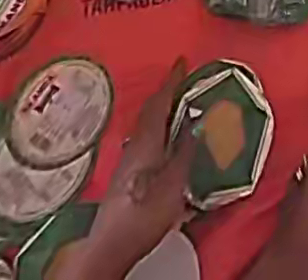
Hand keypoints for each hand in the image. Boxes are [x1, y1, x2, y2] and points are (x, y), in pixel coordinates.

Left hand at [78, 59, 199, 279]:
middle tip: (183, 79)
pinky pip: (146, 135)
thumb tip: (197, 120)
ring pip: (146, 123)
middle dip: (166, 91)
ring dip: (161, 108)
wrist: (110, 246)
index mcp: (147, 140)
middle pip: (150, 110)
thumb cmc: (145, 212)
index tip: (183, 61)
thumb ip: (186, 150)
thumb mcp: (175, 182)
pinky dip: (158, 125)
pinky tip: (166, 137)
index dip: (172, 80)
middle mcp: (135, 143)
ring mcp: (129, 158)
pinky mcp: (128, 172)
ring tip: (178, 104)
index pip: (160, 101)